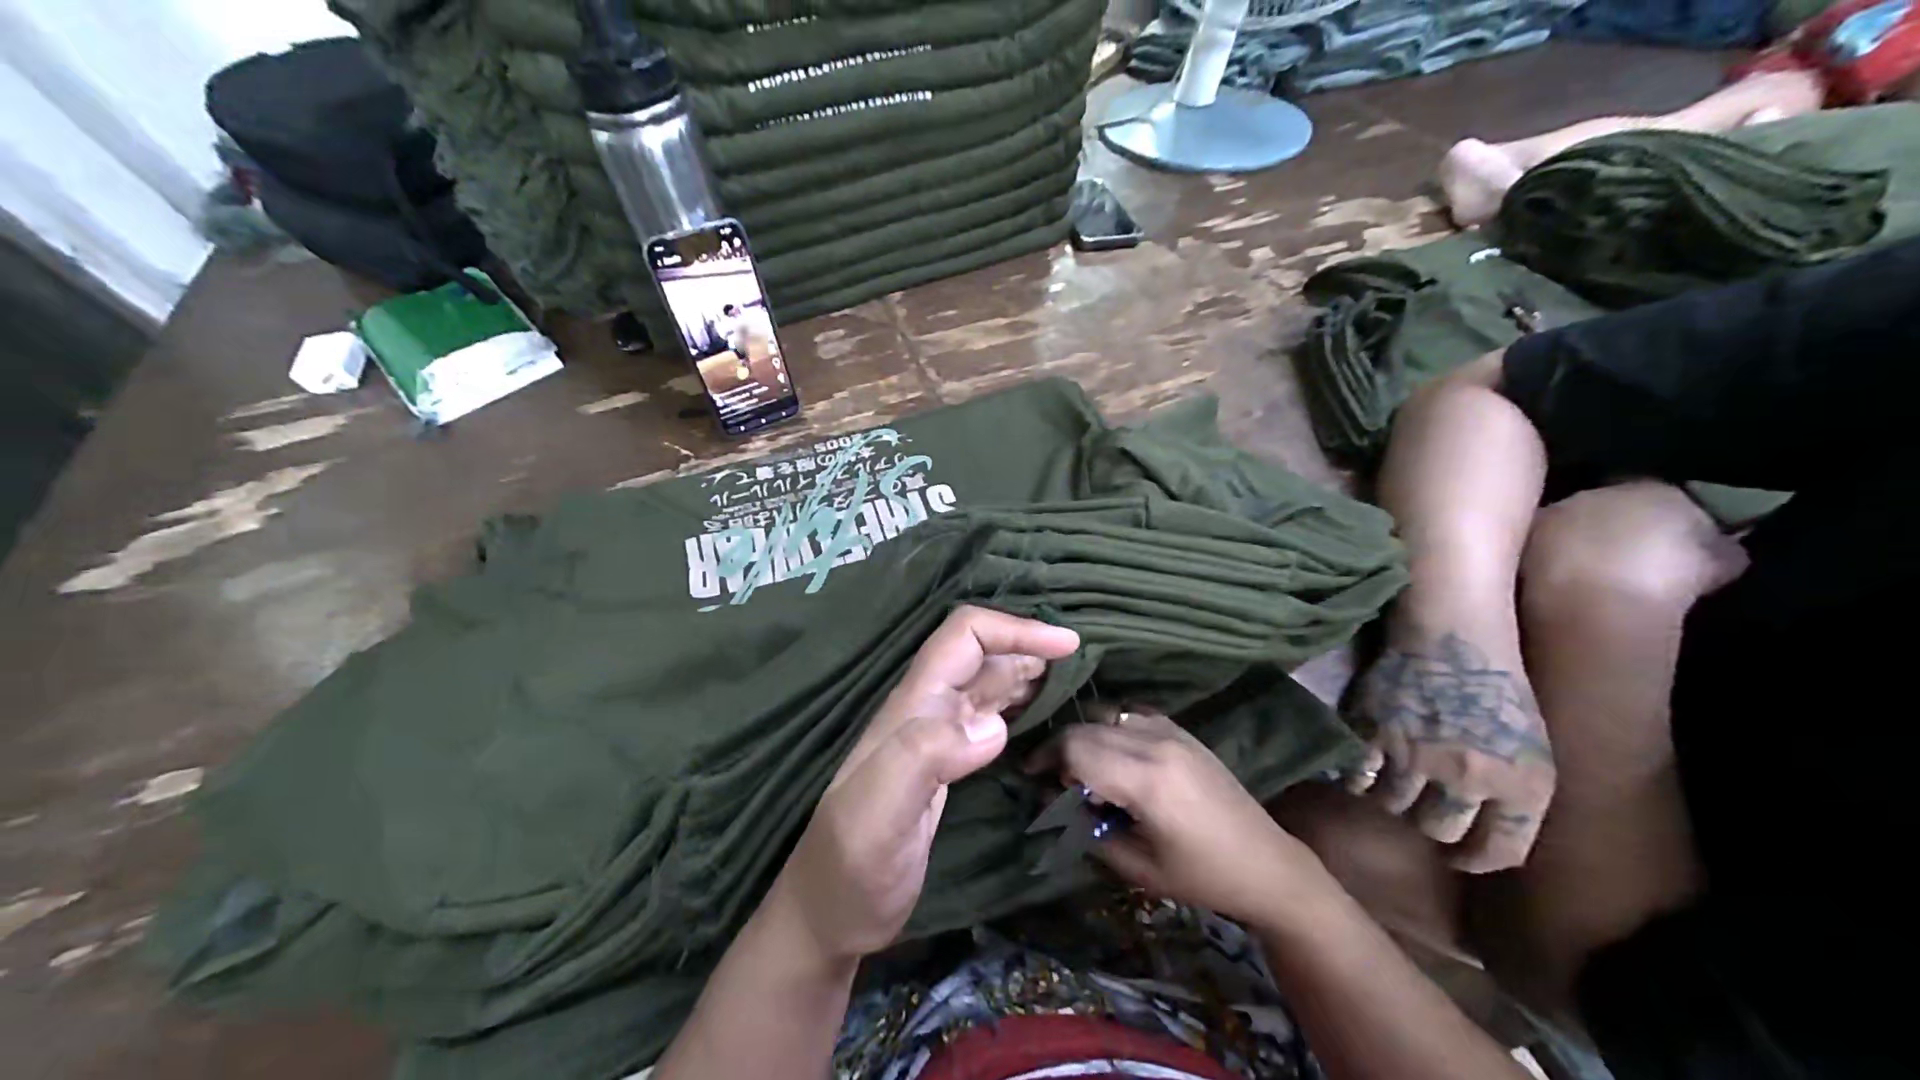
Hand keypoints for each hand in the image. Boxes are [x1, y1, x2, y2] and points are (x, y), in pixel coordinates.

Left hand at [772, 606, 1079, 961]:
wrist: (830, 914)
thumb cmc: (852, 868)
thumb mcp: (878, 814)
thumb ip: (922, 757)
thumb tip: (994, 726)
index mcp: (913, 707)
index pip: (964, 636)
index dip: (1015, 628)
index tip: (1068, 645)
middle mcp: (925, 711)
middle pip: (980, 652)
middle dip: (1029, 645)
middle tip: (1083, 665)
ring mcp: (935, 738)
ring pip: (987, 682)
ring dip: (1028, 672)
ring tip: (1073, 682)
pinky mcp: (946, 765)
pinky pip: (989, 718)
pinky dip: (1020, 706)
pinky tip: (1041, 718)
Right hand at [1030, 707, 1327, 924]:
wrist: (1267, 863)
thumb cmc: (1201, 876)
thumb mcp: (1136, 866)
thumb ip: (1087, 829)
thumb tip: (1051, 798)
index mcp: (1146, 780)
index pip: (1075, 748)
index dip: (1045, 759)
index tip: (1032, 778)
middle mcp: (1156, 742)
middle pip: (1085, 726)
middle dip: (1059, 748)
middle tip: (1052, 779)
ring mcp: (1172, 730)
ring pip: (1105, 713)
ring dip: (1084, 735)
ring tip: (1082, 768)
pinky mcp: (1182, 730)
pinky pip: (1130, 713)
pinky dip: (1109, 727)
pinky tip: (1112, 756)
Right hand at [1349, 630, 1553, 872]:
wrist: (1451, 635)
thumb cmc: (1498, 687)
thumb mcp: (1533, 749)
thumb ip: (1513, 794)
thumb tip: (1481, 832)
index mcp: (1521, 786)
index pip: (1498, 852)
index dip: (1475, 860)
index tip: (1458, 858)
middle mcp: (1468, 779)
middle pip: (1438, 831)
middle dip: (1430, 823)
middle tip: (1422, 807)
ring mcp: (1415, 757)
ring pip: (1394, 806)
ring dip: (1392, 798)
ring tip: (1391, 782)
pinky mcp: (1373, 734)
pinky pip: (1359, 778)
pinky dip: (1358, 778)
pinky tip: (1363, 768)